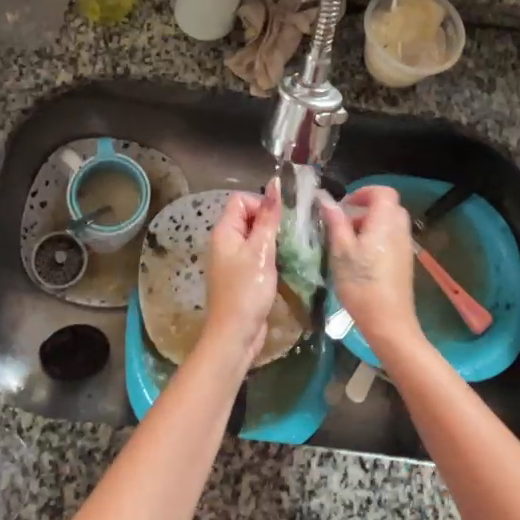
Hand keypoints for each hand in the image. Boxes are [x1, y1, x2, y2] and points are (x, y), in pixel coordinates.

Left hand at [204, 190, 281, 362]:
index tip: (281, 219)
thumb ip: (269, 218)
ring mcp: (235, 260)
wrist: (236, 335)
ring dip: (275, 240)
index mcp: (225, 231)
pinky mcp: (245, 276)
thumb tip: (275, 184)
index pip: (242, 200)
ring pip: (257, 238)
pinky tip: (289, 264)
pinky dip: (273, 256)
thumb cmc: (247, 291)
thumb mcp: (261, 251)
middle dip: (272, 221)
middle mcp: (227, 242)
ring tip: (295, 247)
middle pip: (250, 217)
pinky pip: (260, 256)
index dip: (262, 203)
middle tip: (293, 233)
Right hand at [320, 186, 422, 354]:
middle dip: (364, 209)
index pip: (383, 192)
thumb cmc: (362, 284)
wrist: (389, 322)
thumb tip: (326, 200)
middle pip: (387, 206)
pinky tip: (360, 260)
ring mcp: (404, 247)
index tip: (344, 205)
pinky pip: (391, 239)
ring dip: (369, 225)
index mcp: (385, 222)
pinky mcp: (404, 262)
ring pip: (388, 224)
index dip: (364, 192)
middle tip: (343, 224)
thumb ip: (335, 222)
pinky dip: (376, 239)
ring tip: (347, 244)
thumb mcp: (341, 251)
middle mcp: (399, 230)